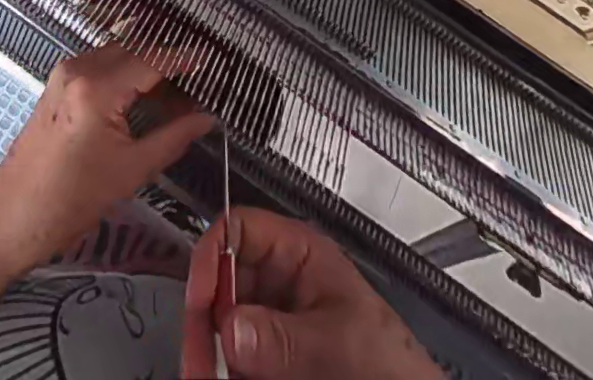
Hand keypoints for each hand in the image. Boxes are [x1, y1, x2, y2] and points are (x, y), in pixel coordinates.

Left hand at [0, 45, 214, 273]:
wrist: (16, 211)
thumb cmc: (74, 199)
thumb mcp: (133, 169)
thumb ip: (174, 136)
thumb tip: (206, 119)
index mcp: (97, 89)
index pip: (150, 61)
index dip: (183, 59)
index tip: (209, 61)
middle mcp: (79, 69)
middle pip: (134, 50)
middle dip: (166, 62)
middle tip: (197, 82)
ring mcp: (65, 71)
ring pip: (117, 54)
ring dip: (145, 66)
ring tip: (176, 92)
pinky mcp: (59, 80)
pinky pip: (100, 64)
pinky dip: (124, 72)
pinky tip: (145, 94)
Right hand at [182, 207, 443, 379]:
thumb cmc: (394, 366)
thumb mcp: (340, 344)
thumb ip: (285, 337)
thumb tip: (231, 327)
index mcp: (297, 254)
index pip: (237, 229)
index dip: (212, 255)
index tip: (201, 299)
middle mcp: (277, 280)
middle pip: (220, 281)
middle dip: (205, 320)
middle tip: (198, 358)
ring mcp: (271, 318)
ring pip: (221, 322)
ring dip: (208, 351)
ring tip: (205, 373)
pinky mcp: (268, 353)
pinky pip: (233, 352)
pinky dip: (223, 366)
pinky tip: (218, 375)